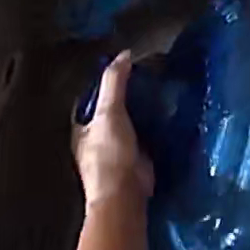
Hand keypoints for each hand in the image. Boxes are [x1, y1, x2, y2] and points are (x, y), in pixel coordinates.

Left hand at [74, 51, 152, 207]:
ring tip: (160, 85)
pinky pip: (145, 132)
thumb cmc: (109, 154)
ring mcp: (117, 149)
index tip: (123, 66)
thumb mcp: (109, 111)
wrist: (125, 195)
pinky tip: (167, 109)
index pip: (91, 98)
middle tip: (146, 73)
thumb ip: (114, 82)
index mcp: (82, 129)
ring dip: (142, 107)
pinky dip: (154, 122)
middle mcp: (97, 139)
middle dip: (127, 94)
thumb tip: (124, 54)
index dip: (104, 83)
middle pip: (111, 108)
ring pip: (130, 120)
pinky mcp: (137, 157)